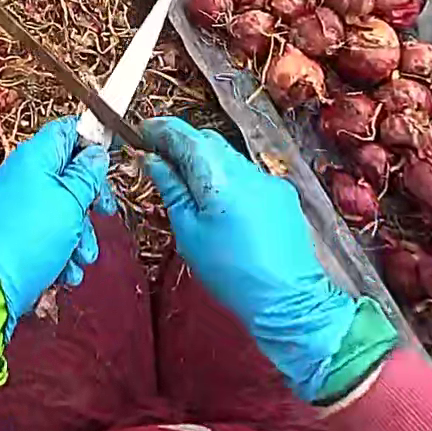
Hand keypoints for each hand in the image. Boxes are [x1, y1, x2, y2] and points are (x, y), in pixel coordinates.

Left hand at [0, 116, 114, 324]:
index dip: (92, 139)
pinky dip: (64, 248)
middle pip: (71, 170)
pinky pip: (51, 230)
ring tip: (83, 255)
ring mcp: (23, 203)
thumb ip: (88, 173)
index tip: (110, 157)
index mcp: (37, 155)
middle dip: (92, 195)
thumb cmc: (29, 238)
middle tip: (104, 210)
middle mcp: (28, 174)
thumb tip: (97, 153)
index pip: (68, 129)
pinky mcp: (21, 231)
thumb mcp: (71, 200)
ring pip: (65, 204)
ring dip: (81, 229)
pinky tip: (68, 269)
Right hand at [140, 116, 356, 400]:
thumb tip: (152, 159)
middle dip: (181, 142)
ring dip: (204, 160)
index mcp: (219, 177)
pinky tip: (220, 201)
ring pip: (227, 155)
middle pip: (208, 140)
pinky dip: (227, 176)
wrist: (289, 301)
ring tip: (185, 179)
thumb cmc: (230, 272)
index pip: (186, 136)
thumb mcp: (189, 233)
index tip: (142, 131)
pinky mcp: (281, 190)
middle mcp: (245, 168)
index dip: (161, 129)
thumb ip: (171, 189)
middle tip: (158, 156)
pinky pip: (246, 172)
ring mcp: (266, 177)